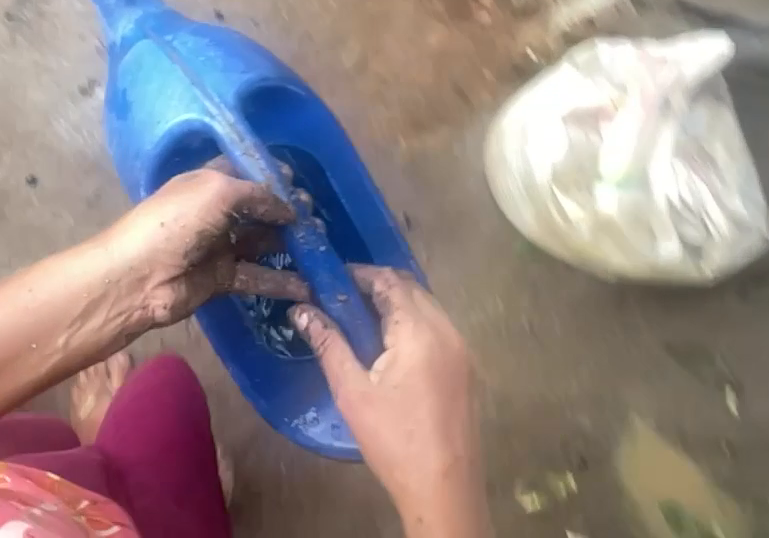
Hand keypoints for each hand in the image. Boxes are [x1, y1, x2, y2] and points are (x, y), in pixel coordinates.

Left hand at [96, 165, 310, 328]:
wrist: (139, 275)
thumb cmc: (176, 221)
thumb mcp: (218, 193)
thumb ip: (257, 195)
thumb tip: (290, 208)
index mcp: (209, 182)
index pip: (245, 172)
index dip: (271, 176)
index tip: (301, 182)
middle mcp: (215, 210)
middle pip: (258, 208)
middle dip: (287, 211)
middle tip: (316, 218)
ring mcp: (218, 245)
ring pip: (261, 242)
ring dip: (290, 245)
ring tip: (321, 249)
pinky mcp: (221, 278)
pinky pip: (257, 276)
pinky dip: (282, 282)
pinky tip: (310, 286)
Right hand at [293, 267, 489, 536]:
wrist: (445, 494)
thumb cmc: (394, 441)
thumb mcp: (352, 391)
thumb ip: (328, 342)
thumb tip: (301, 309)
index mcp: (420, 331)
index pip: (389, 280)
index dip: (357, 274)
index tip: (327, 281)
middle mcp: (448, 331)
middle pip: (410, 287)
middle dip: (375, 286)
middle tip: (339, 300)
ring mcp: (463, 351)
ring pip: (426, 305)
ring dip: (395, 304)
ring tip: (359, 323)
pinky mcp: (467, 370)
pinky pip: (437, 327)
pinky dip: (412, 322)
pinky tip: (388, 347)